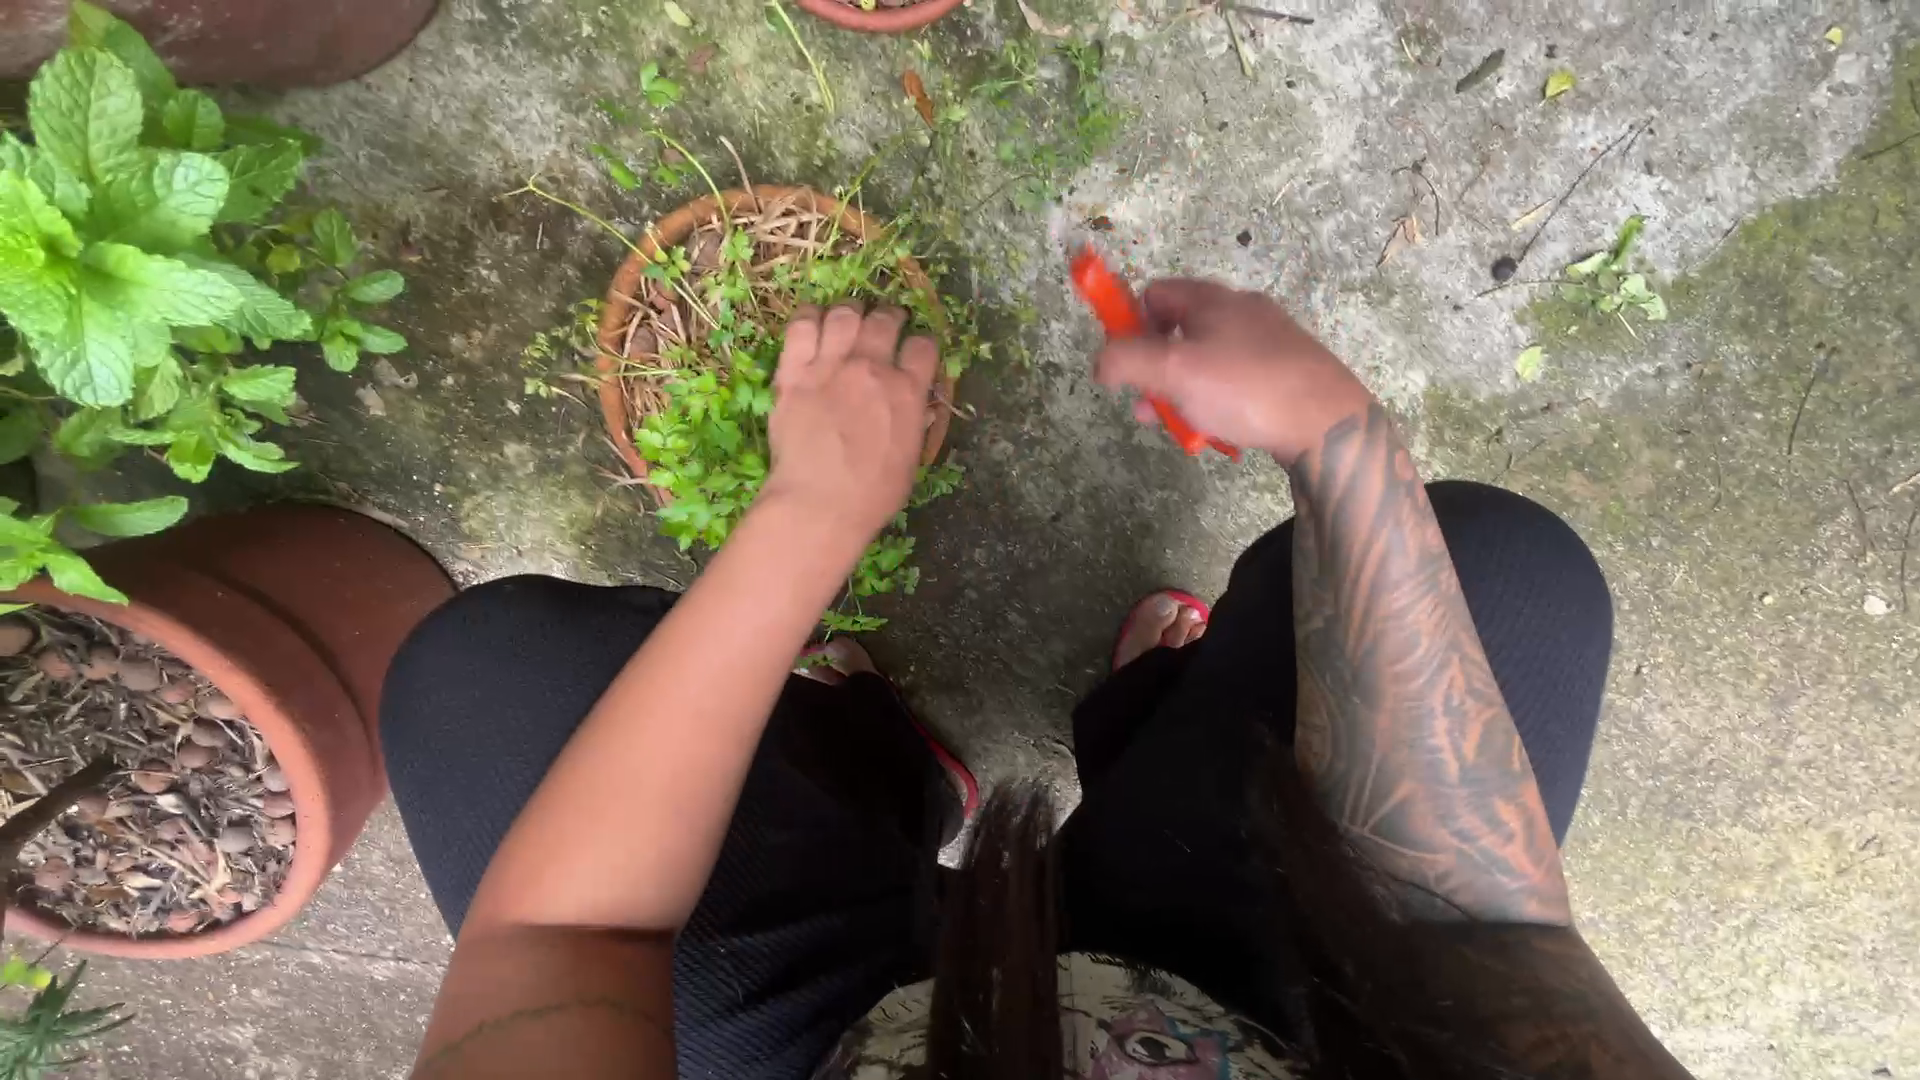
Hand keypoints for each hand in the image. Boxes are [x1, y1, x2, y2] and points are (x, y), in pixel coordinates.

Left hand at [760, 303, 936, 547]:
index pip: (924, 346)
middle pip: (885, 321)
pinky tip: (813, 320)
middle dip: (890, 317)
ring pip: (844, 314)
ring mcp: (830, 366)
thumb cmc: (872, 494)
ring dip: (851, 311)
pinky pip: (801, 326)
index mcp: (907, 392)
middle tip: (887, 323)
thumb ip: (913, 425)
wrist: (818, 503)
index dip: (922, 344)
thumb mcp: (910, 460)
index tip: (916, 349)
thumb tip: (917, 407)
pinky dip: (809, 316)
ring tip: (851, 317)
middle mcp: (871, 368)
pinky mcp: (793, 371)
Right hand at [1093, 280, 1373, 464]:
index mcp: (1211, 300)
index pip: (1153, 294)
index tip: (1126, 364)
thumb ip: (1126, 360)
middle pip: (1177, 331)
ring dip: (1181, 392)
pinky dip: (1214, 401)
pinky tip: (1217, 429)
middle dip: (1154, 370)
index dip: (1130, 325)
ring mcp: (1265, 340)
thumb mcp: (1173, 371)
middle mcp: (1240, 310)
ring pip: (1204, 361)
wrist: (1326, 421)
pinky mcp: (1283, 370)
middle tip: (1147, 405)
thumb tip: (1100, 362)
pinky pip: (1232, 380)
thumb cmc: (1243, 388)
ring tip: (1179, 425)